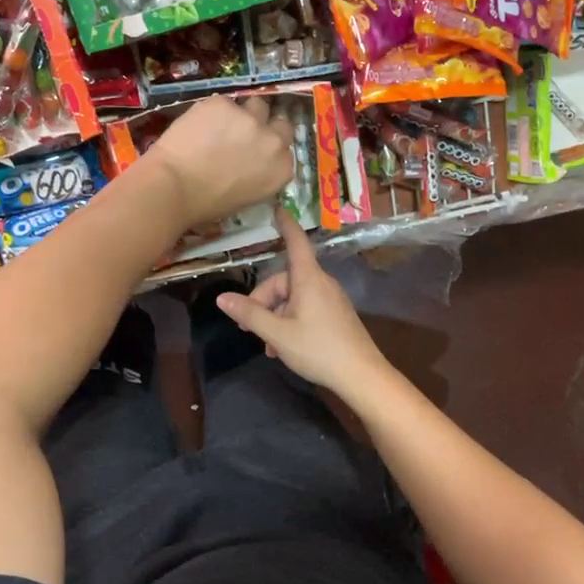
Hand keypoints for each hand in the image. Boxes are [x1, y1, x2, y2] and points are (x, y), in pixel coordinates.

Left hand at [149, 96, 295, 226]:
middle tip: (244, 135)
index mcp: (281, 170)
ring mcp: (250, 118)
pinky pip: (223, 103)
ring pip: (254, 106)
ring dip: (243, 114)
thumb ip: (259, 175)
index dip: (269, 148)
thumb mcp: (246, 197)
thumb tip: (251, 163)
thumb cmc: (207, 204)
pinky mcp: (224, 103)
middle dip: (265, 127)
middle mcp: (273, 142)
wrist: (175, 186)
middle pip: (279, 123)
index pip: (284, 150)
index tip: (256, 151)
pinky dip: (214, 112)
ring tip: (220, 127)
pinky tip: (198, 126)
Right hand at [214, 207, 391, 394]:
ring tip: (268, 346)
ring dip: (275, 318)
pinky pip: (305, 310)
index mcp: (308, 279)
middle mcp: (321, 283)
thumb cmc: (318, 349)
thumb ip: (249, 315)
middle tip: (249, 329)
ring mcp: (330, 300)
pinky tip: (282, 348)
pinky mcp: (335, 316)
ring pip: (293, 299)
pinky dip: (290, 323)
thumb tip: (222, 298)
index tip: (277, 209)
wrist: (361, 375)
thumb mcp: (277, 333)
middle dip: (263, 301)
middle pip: (284, 281)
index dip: (285, 225)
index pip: (295, 242)